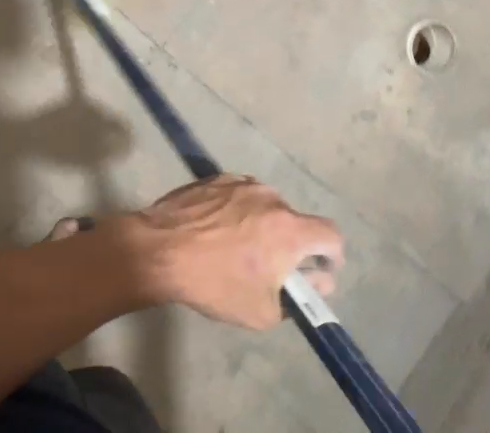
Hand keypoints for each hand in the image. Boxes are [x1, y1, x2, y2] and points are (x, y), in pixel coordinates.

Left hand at [124, 175, 344, 329]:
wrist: (158, 250)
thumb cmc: (214, 283)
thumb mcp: (265, 311)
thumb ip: (300, 297)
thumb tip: (315, 281)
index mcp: (289, 228)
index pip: (331, 235)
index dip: (331, 256)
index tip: (318, 270)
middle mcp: (269, 197)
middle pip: (294, 221)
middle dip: (290, 244)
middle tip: (270, 266)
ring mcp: (238, 182)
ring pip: (264, 206)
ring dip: (261, 225)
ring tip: (237, 247)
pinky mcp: (212, 178)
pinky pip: (237, 196)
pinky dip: (236, 211)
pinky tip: (215, 230)